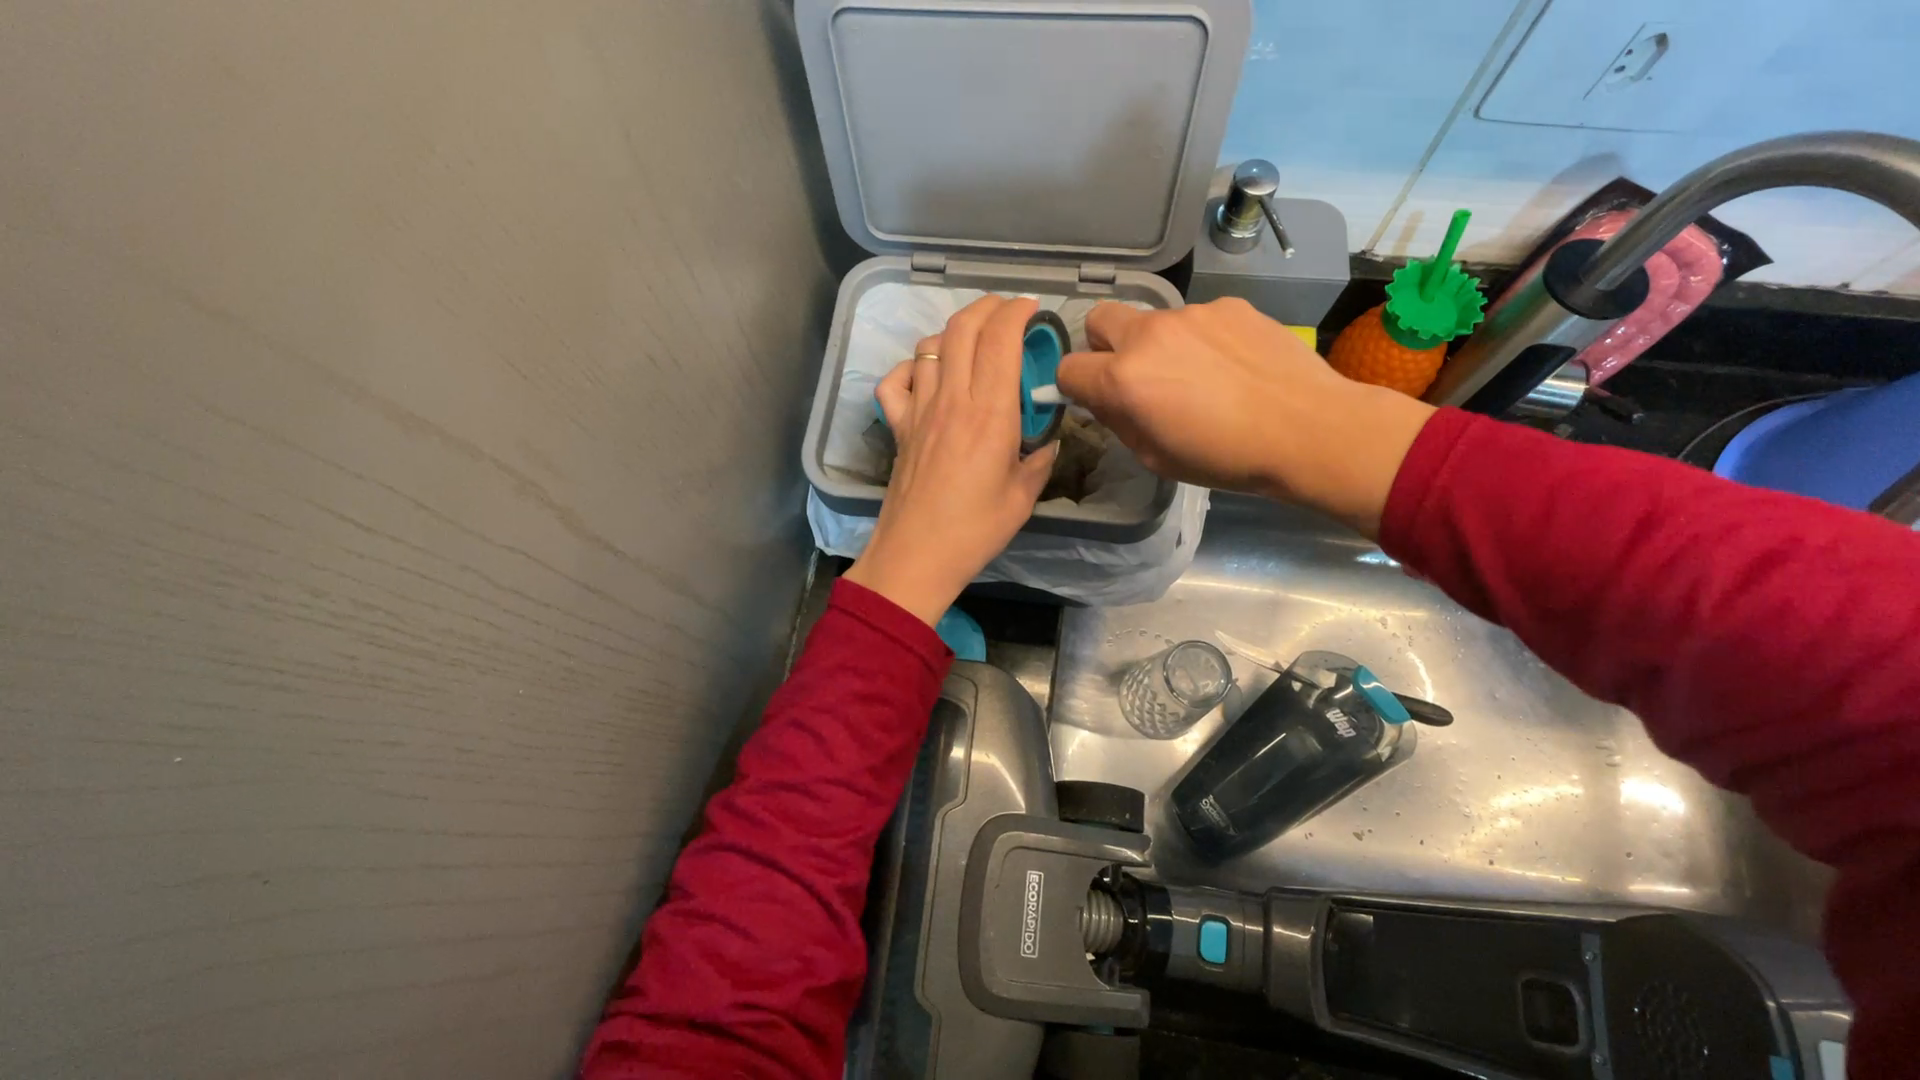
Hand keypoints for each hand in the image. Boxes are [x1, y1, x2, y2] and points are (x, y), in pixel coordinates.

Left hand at [843, 296, 1058, 625]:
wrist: (916, 555)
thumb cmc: (975, 530)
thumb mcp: (1022, 498)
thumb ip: (1039, 462)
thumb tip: (1048, 444)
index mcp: (989, 414)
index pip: (1000, 340)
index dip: (1016, 313)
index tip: (1031, 308)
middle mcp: (951, 400)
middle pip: (962, 329)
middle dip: (987, 307)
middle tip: (1007, 310)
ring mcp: (919, 410)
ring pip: (930, 347)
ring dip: (953, 331)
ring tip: (973, 338)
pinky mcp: (898, 427)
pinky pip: (895, 381)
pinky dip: (911, 367)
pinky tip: (926, 375)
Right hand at [1055, 298, 1435, 536]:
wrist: (1307, 429)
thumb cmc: (1226, 459)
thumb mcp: (1156, 458)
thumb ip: (1120, 421)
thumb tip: (1105, 400)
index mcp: (1123, 379)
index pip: (1068, 368)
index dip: (1076, 386)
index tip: (1095, 398)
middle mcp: (1148, 335)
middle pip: (1099, 319)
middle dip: (1104, 345)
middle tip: (1135, 374)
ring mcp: (1191, 313)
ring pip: (1153, 320)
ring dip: (1159, 344)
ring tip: (1200, 376)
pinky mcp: (1228, 305)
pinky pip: (1197, 319)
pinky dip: (1201, 339)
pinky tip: (1232, 365)